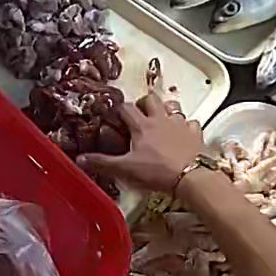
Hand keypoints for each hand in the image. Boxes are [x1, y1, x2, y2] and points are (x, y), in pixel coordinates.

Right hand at [80, 93, 205, 193]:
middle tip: (139, 114)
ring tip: (161, 120)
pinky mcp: (195, 133)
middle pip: (151, 99)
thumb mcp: (126, 168)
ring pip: (173, 106)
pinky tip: (183, 134)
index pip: (126, 107)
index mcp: (142, 125)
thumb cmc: (157, 171)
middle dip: (143, 103)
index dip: (119, 109)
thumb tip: (80, 159)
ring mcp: (180, 124)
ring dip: (166, 110)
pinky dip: (186, 126)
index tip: (116, 116)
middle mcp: (161, 119)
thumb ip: (103, 163)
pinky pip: (191, 123)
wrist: (191, 176)